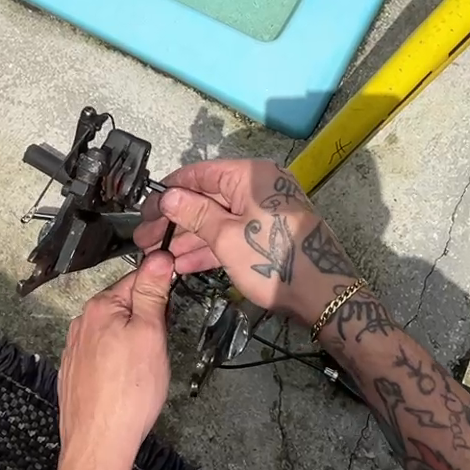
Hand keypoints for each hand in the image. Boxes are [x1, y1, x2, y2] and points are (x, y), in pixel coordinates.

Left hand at [34, 253, 176, 469]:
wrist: (98, 447)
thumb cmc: (129, 392)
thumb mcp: (151, 334)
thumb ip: (152, 292)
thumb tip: (158, 255)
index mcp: (100, 306)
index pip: (136, 280)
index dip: (159, 294)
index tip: (169, 312)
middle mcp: (81, 323)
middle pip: (124, 305)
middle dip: (146, 320)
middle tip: (157, 347)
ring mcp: (74, 349)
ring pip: (113, 331)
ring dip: (131, 340)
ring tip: (143, 369)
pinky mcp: (73, 374)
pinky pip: (102, 354)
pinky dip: (117, 361)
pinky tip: (125, 382)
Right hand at [135, 159, 359, 324]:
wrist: (324, 296)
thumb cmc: (275, 262)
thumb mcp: (226, 238)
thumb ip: (194, 214)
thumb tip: (168, 196)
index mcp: (251, 175)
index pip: (200, 173)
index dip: (170, 191)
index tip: (146, 210)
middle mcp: (259, 186)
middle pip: (207, 197)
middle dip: (175, 220)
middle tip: (146, 239)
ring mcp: (264, 211)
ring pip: (218, 218)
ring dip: (187, 237)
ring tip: (158, 255)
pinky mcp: (268, 234)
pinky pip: (232, 233)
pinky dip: (209, 247)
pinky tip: (182, 263)